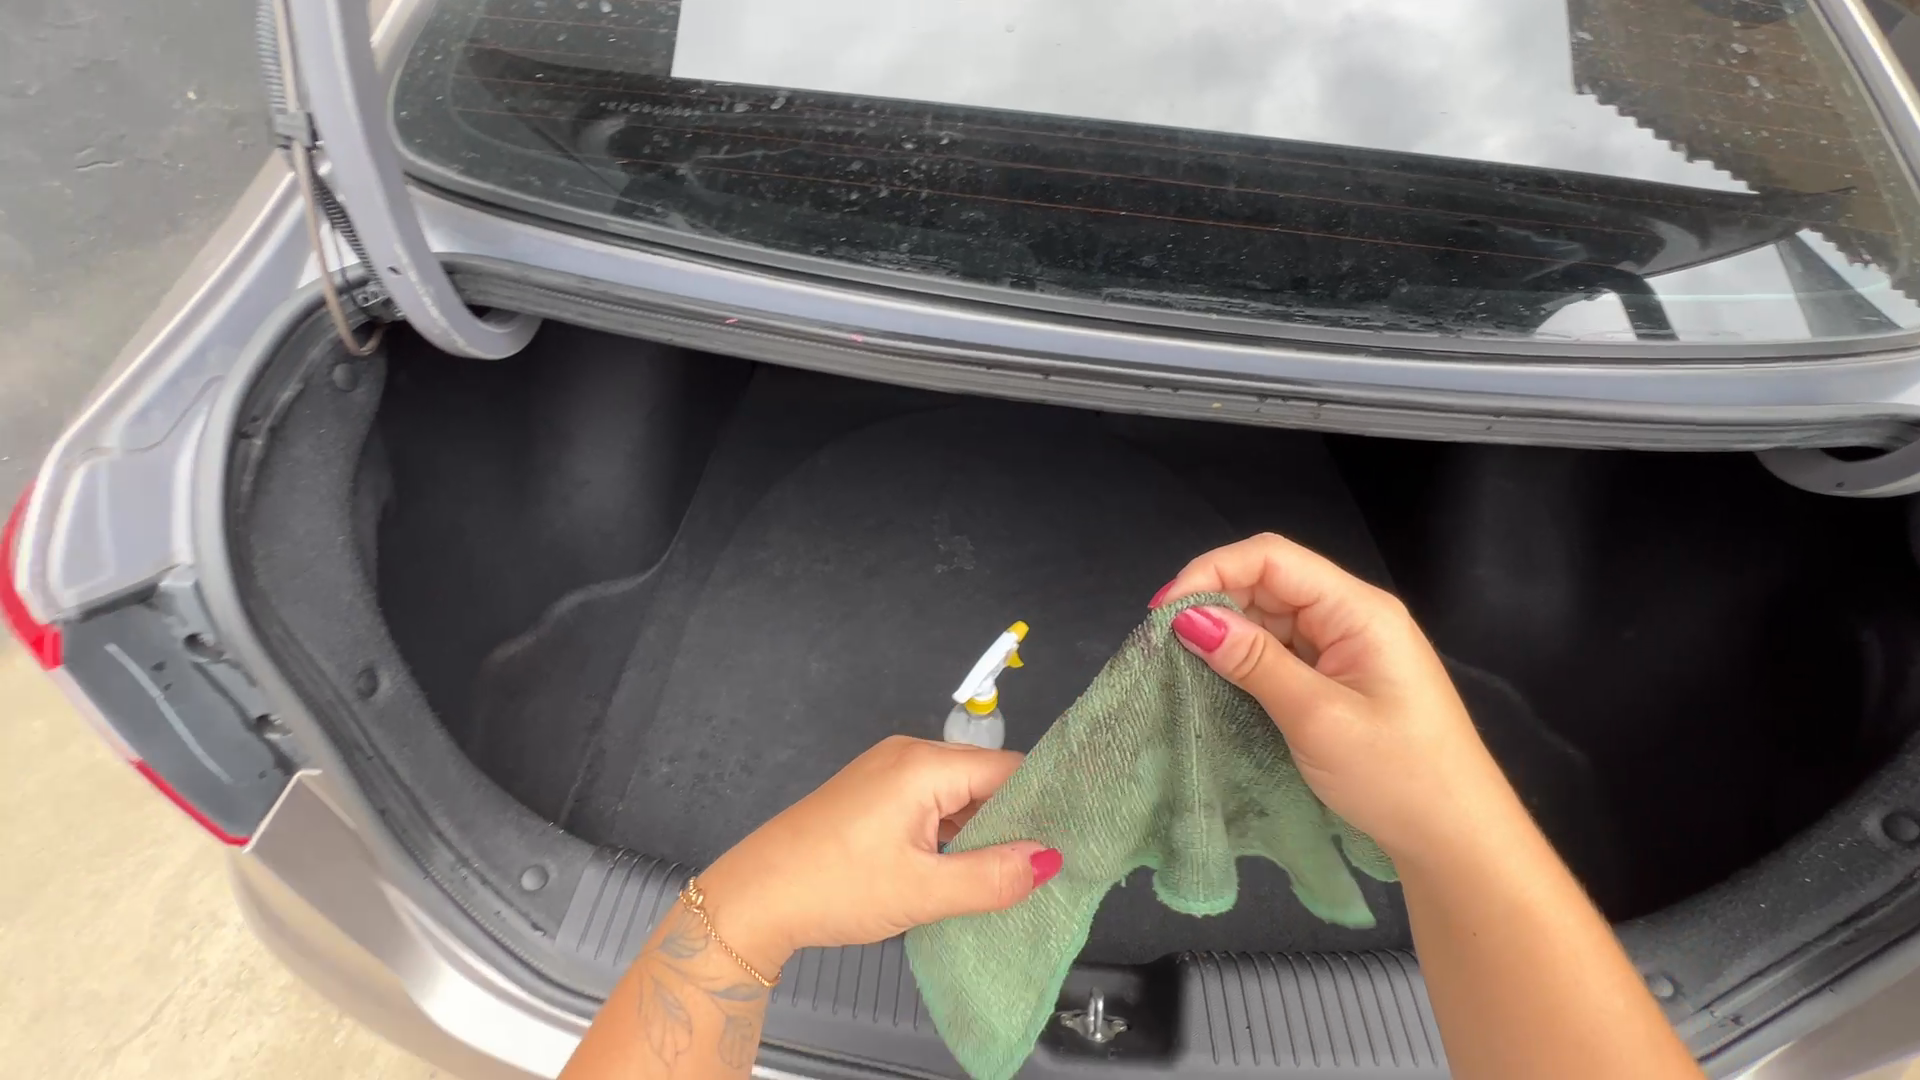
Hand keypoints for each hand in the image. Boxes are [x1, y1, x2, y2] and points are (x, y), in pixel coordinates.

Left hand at [692, 737, 1061, 976]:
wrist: (756, 895)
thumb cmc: (836, 887)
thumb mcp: (922, 891)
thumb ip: (992, 876)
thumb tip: (1050, 859)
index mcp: (924, 765)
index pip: (1007, 770)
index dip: (1041, 803)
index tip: (1070, 839)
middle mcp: (909, 754)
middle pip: (984, 777)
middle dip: (1011, 819)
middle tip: (1041, 865)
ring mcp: (888, 769)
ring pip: (957, 791)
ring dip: (979, 827)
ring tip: (1005, 870)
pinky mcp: (875, 790)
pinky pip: (931, 799)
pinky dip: (951, 828)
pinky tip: (960, 863)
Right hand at [1153, 533, 1526, 866]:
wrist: (1457, 842)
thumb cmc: (1398, 777)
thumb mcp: (1317, 717)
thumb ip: (1253, 660)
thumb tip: (1188, 619)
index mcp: (1357, 610)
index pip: (1272, 558)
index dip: (1211, 571)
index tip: (1164, 610)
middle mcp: (1349, 615)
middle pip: (1267, 580)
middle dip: (1213, 600)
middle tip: (1166, 640)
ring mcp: (1343, 645)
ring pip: (1267, 614)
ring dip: (1225, 630)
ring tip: (1182, 659)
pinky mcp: (1334, 674)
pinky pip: (1277, 647)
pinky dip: (1243, 656)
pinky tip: (1216, 675)